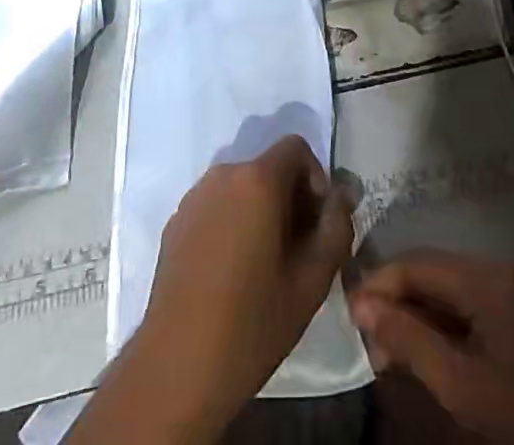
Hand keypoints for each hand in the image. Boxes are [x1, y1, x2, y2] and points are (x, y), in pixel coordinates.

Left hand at [73, 135, 352, 443]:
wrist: (178, 367)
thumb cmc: (253, 321)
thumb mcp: (314, 278)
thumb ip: (337, 226)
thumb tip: (339, 198)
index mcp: (256, 181)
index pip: (296, 147)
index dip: (316, 177)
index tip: (317, 222)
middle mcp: (221, 177)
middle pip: (268, 167)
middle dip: (291, 197)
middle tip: (300, 247)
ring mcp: (192, 199)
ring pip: (241, 188)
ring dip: (262, 210)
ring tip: (267, 261)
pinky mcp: (174, 224)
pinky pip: (216, 206)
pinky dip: (234, 222)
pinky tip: (234, 271)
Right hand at [351, 250, 513, 444]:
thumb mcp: (464, 387)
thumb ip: (410, 340)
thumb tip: (362, 303)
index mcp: (490, 278)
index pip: (417, 263)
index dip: (378, 284)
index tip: (350, 315)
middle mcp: (505, 265)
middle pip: (435, 268)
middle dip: (398, 297)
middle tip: (371, 337)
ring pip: (453, 281)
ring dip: (421, 308)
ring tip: (395, 345)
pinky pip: (476, 295)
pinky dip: (448, 315)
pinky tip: (434, 344)